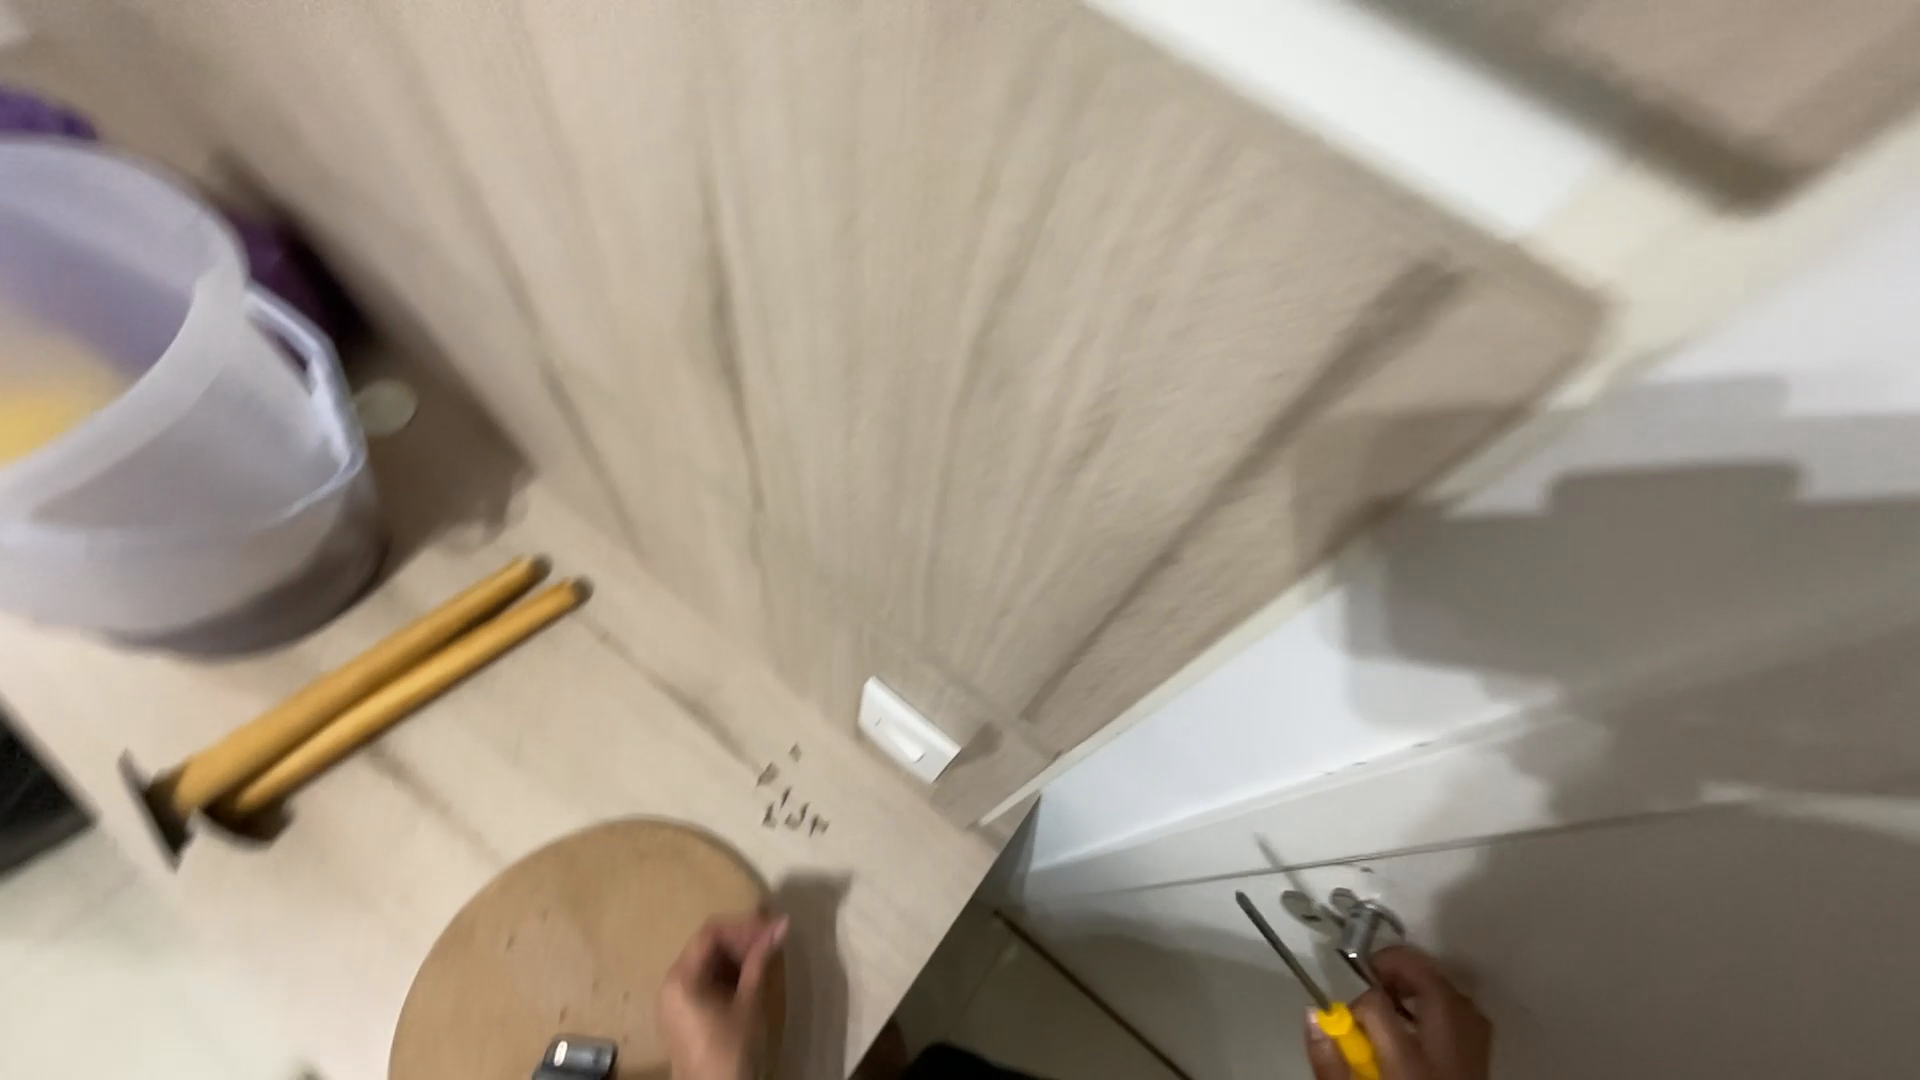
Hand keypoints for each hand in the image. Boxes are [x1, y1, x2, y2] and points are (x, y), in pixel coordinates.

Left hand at [658, 913, 788, 1079]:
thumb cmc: (731, 1049)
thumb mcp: (750, 1000)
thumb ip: (762, 957)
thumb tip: (783, 922)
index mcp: (680, 978)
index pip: (711, 933)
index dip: (743, 926)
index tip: (771, 929)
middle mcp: (671, 984)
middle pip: (707, 946)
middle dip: (742, 940)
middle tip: (772, 942)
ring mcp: (674, 1001)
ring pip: (707, 962)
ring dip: (737, 956)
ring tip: (766, 958)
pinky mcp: (683, 1015)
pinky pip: (704, 981)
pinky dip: (728, 974)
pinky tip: (751, 977)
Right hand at [1305, 946, 1491, 1079]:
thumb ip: (1329, 1065)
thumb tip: (1314, 1015)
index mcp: (1412, 1070)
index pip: (1380, 1009)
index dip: (1358, 1000)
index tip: (1346, 1016)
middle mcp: (1449, 1064)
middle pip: (1435, 990)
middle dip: (1402, 966)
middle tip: (1373, 969)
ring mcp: (1474, 1069)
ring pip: (1462, 1002)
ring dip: (1428, 984)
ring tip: (1397, 989)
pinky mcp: (1483, 1074)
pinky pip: (1473, 1024)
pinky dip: (1447, 1007)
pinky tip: (1421, 1018)